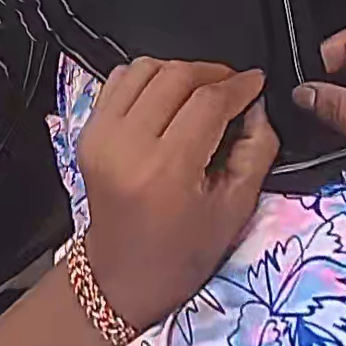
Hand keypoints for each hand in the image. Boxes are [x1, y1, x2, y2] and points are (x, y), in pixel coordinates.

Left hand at [77, 59, 278, 331]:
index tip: (257, 81)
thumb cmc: (183, 252)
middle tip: (234, 86)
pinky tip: (168, 96)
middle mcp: (126, 145)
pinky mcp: (88, 132)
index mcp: (166, 171)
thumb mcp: (236, 209)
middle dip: (214, 72)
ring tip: (202, 89)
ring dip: (180, 70)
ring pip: (146, 68)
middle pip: (176, 76)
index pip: (208, 101)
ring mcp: (101, 135)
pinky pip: (120, 79)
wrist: (120, 277)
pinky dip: (149, 77)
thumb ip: (257, 150)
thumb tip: (256, 105)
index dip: (239, 85)